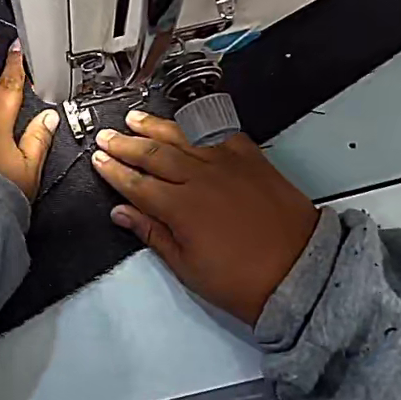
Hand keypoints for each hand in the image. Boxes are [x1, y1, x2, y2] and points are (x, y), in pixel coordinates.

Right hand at [92, 112, 318, 324]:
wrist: (301, 273)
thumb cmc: (246, 280)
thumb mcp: (188, 267)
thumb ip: (152, 233)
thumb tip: (122, 214)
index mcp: (181, 207)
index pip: (136, 182)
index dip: (113, 171)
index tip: (99, 160)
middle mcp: (200, 178)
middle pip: (153, 153)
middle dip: (125, 143)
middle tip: (107, 136)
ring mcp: (227, 164)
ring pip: (182, 137)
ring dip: (155, 126)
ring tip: (135, 119)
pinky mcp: (251, 159)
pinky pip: (219, 133)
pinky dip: (200, 126)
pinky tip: (187, 121)